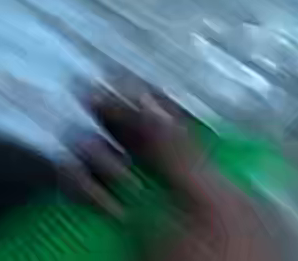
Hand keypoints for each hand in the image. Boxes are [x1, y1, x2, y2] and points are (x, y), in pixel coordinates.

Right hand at [70, 93, 281, 260]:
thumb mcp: (213, 209)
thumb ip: (179, 149)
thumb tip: (141, 91)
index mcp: (221, 187)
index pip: (182, 129)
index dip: (150, 101)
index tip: (117, 77)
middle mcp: (177, 191)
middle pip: (134, 137)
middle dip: (112, 120)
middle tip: (90, 100)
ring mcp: (138, 209)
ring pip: (100, 156)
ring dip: (94, 156)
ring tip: (104, 176)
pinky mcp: (102, 221)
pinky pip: (77, 185)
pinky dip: (77, 185)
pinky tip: (87, 198)